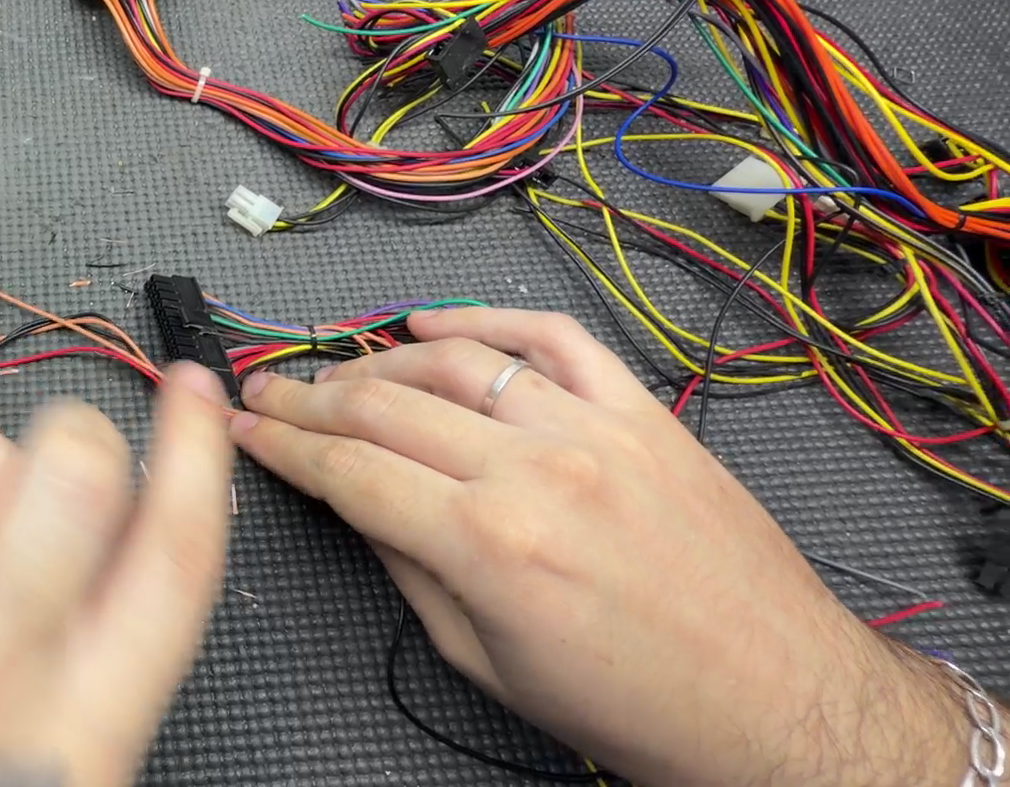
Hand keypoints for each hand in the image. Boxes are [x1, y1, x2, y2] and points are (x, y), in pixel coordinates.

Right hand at [231, 307, 980, 786]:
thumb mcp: (479, 659)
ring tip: (338, 372)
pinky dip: (483, 318)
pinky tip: (430, 322)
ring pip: (452, 360)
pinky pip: (551, 337)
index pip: (345, 468)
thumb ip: (401, 561)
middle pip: (382, 404)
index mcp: (488, 544)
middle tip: (266, 388)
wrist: (787, 710)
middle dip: (304, 395)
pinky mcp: (638, 413)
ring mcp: (591, 429)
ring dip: (376, 360)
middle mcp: (534, 470)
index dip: (279, 443)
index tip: (242, 425)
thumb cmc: (629, 706)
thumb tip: (347, 493)